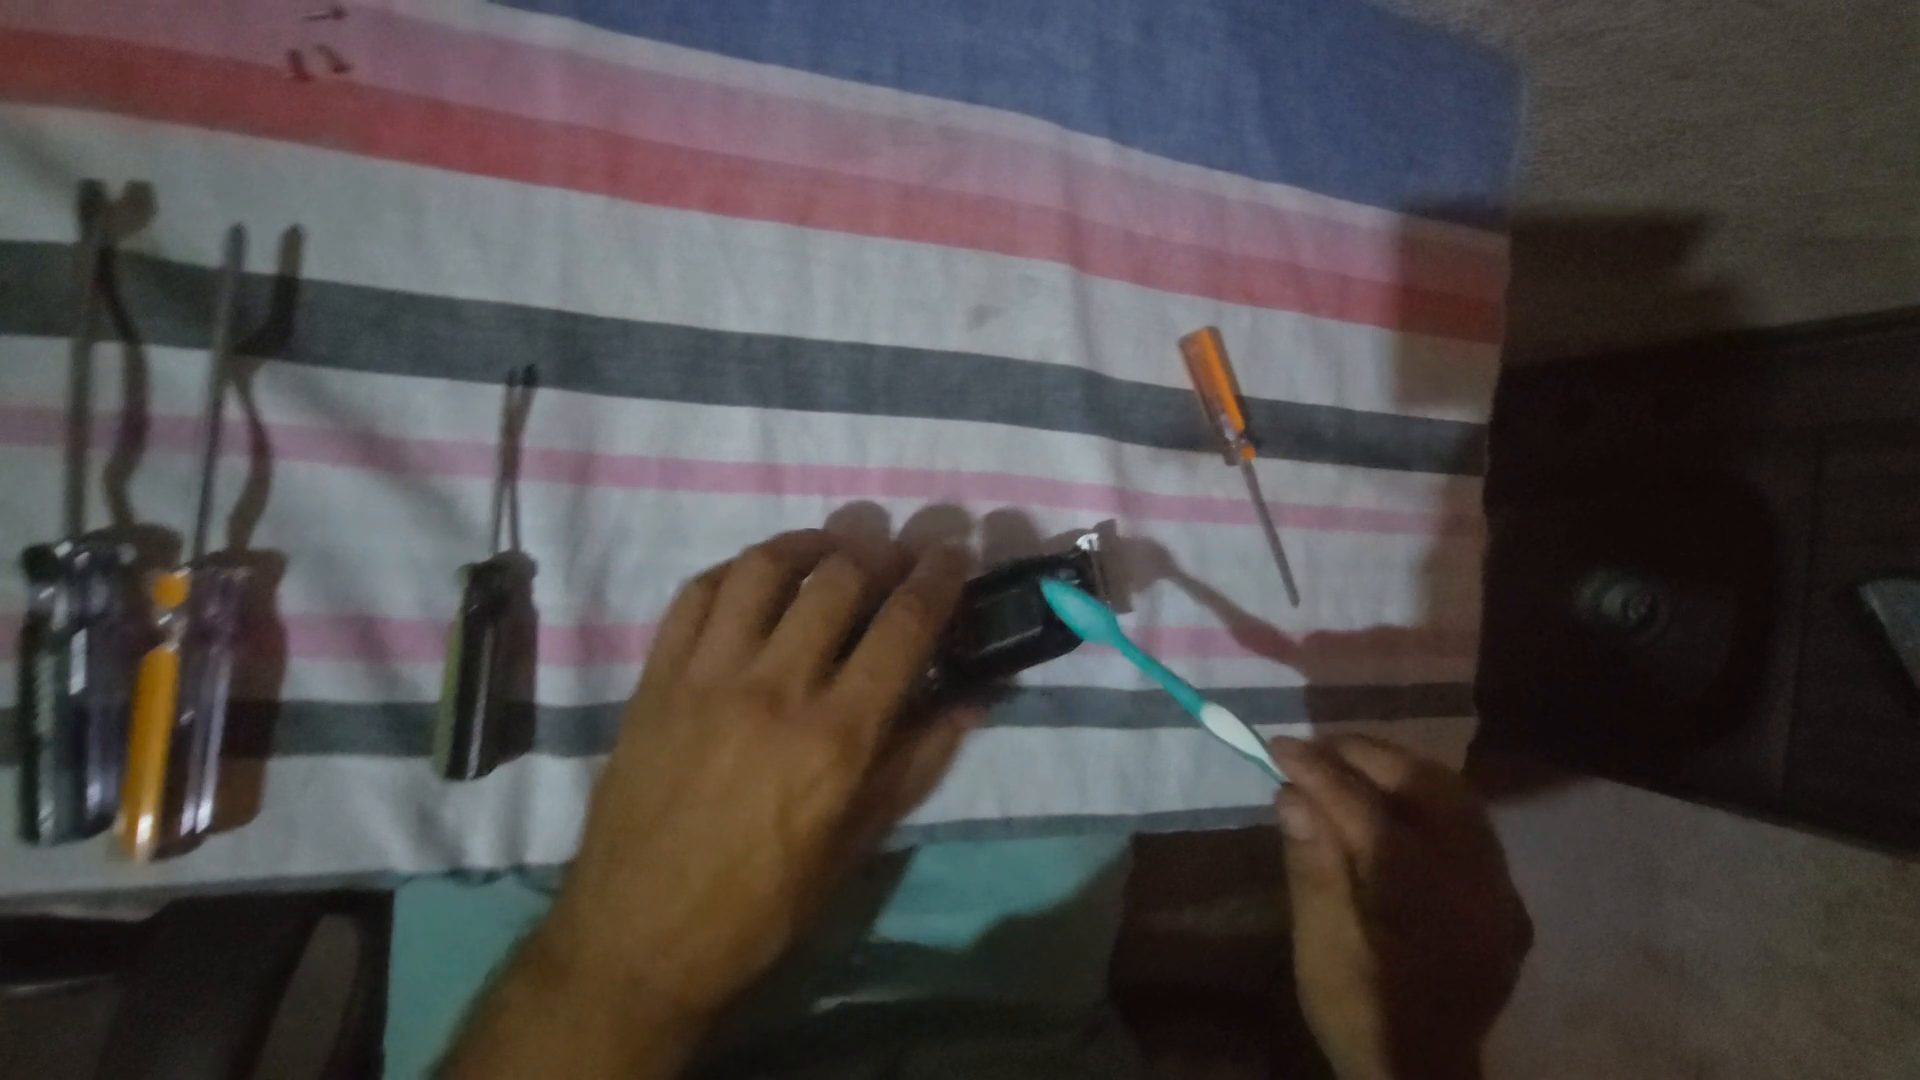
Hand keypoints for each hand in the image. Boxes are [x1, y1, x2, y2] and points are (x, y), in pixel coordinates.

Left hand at [444, 530, 975, 1078]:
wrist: (637, 938)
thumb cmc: (764, 904)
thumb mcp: (858, 845)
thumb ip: (918, 762)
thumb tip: (972, 701)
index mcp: (836, 737)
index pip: (903, 627)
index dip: (938, 577)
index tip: (954, 551)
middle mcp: (775, 688)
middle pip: (838, 580)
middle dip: (881, 550)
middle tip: (896, 549)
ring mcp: (707, 675)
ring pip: (764, 569)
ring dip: (809, 544)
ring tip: (832, 547)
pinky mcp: (656, 677)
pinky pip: (697, 594)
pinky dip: (737, 570)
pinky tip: (758, 577)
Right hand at [1269, 736, 1531, 1079]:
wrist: (1421, 1074)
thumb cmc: (1360, 1012)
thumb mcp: (1322, 949)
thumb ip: (1313, 868)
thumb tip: (1291, 794)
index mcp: (1425, 900)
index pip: (1367, 809)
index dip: (1319, 771)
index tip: (1278, 746)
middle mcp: (1476, 885)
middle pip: (1427, 788)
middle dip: (1365, 755)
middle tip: (1314, 746)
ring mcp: (1500, 892)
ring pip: (1455, 797)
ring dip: (1398, 767)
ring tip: (1346, 760)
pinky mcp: (1503, 900)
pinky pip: (1468, 823)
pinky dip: (1424, 796)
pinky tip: (1390, 800)